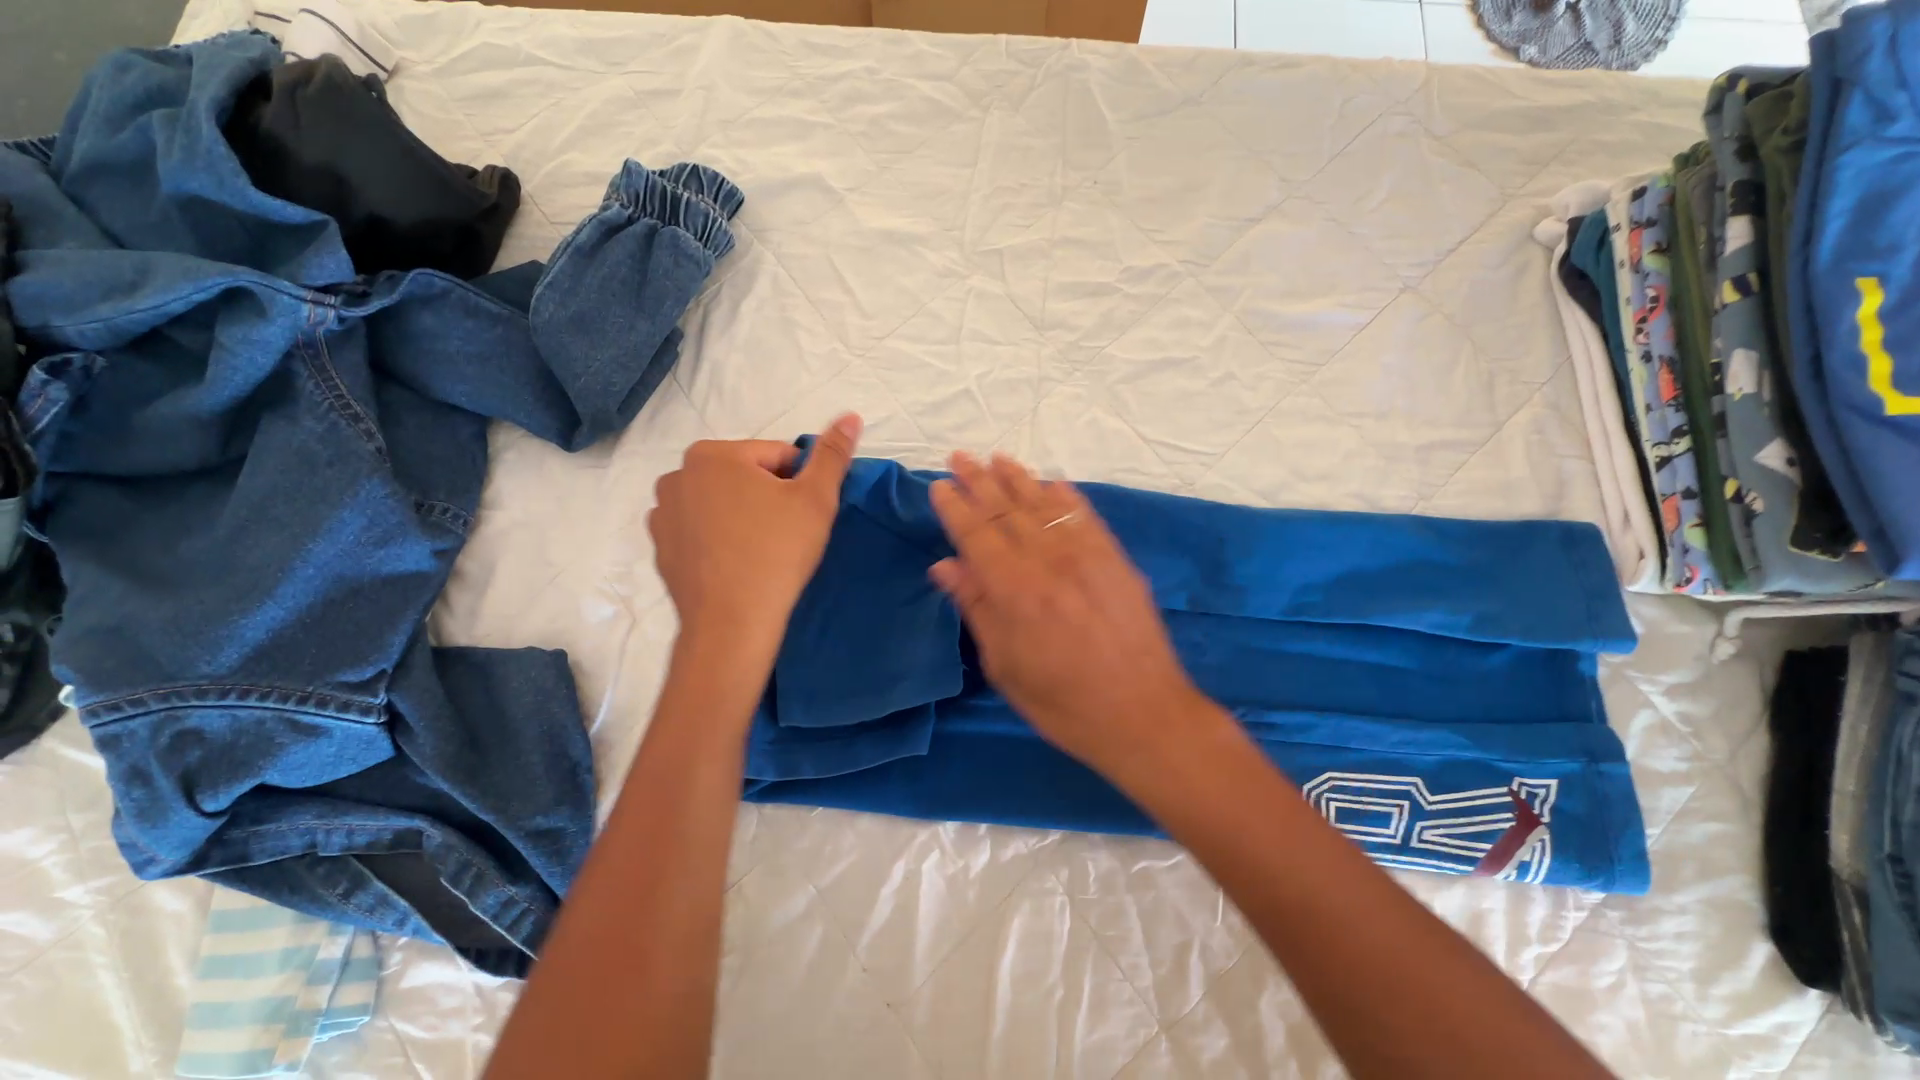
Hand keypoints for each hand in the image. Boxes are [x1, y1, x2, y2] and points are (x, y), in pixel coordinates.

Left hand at [649, 414, 860, 644]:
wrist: (731, 623)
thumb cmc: (777, 553)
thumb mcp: (816, 499)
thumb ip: (833, 454)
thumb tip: (851, 416)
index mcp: (712, 454)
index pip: (777, 457)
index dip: (799, 485)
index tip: (802, 517)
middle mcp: (677, 475)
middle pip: (744, 477)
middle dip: (767, 498)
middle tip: (785, 536)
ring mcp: (662, 513)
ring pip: (721, 504)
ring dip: (742, 517)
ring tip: (760, 552)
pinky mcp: (659, 548)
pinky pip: (700, 532)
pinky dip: (718, 540)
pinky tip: (736, 565)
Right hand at [927, 452, 1232, 779]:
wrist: (1142, 713)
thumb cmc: (1063, 703)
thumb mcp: (1006, 666)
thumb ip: (977, 609)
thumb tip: (946, 566)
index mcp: (1015, 590)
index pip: (976, 534)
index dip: (955, 508)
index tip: (939, 486)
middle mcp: (1049, 561)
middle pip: (1007, 510)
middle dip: (979, 481)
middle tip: (958, 457)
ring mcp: (1087, 556)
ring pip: (1045, 505)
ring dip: (1018, 479)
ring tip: (997, 459)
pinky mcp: (1117, 560)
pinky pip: (1086, 517)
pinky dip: (1065, 498)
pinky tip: (1052, 484)